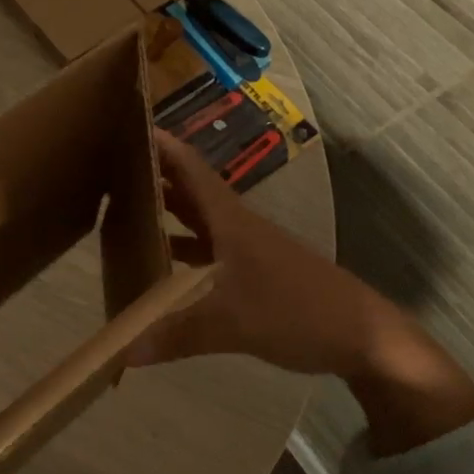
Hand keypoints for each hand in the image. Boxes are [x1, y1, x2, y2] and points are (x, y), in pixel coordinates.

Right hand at [128, 129, 473, 454]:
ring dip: (163, 208)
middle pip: (186, 187)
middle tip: (107, 163)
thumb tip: (123, 351)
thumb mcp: (232, 324)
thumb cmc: (297, 311)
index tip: (123, 122)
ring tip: (119, 204)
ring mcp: (245, 247)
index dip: (159, 142)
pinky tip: (157, 259)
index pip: (188, 165)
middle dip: (151, 172)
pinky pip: (206, 247)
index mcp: (228, 218)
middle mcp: (234, 224)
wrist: (366, 338)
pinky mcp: (254, 271)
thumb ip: (177, 334)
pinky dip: (180, 245)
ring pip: (196, 217)